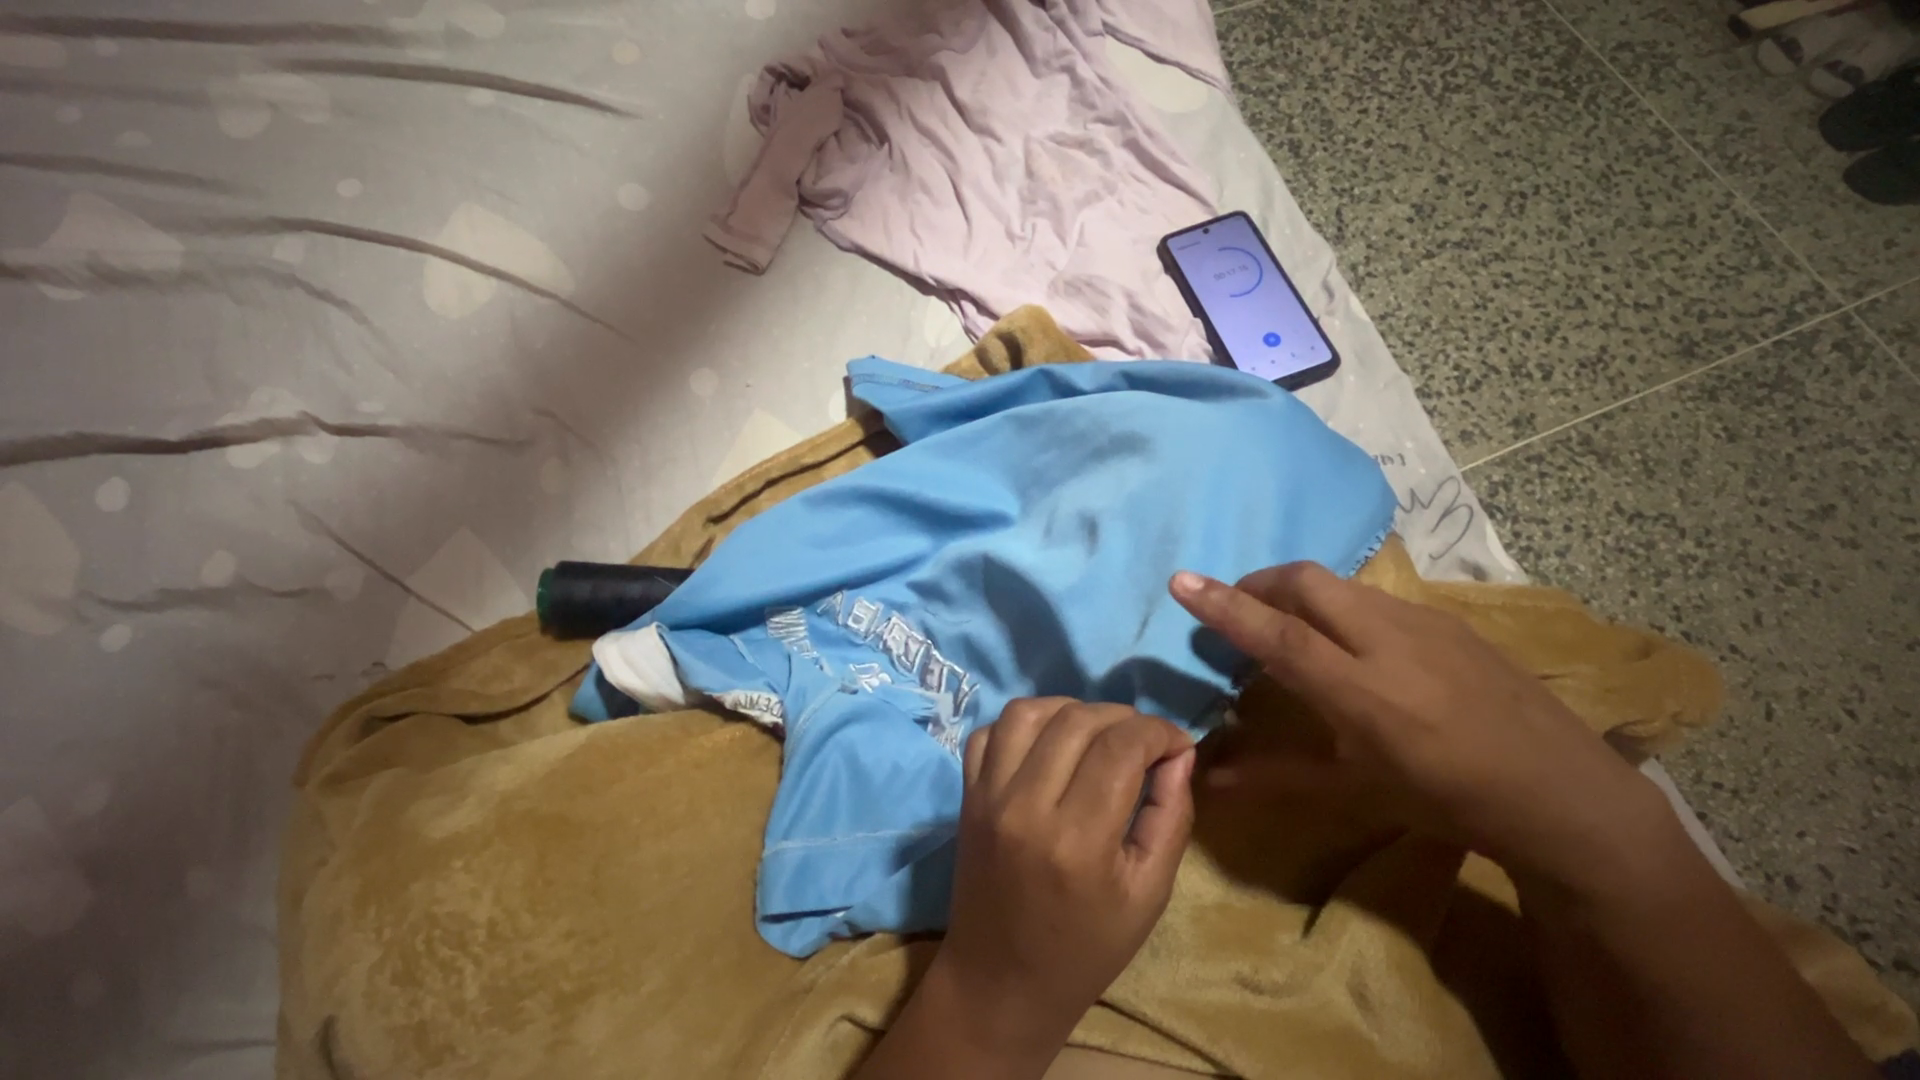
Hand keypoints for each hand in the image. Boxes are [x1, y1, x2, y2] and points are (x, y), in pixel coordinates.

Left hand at [933, 698, 1195, 1059]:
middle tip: (1145, 742)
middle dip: (1124, 718)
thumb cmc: (1086, 948)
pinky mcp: (966, 796)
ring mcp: (987, 797)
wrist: (1000, 982)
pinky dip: (1022, 724)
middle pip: (1077, 721)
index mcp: (1078, 841)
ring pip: (1028, 712)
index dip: (1159, 732)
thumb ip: (1170, 817)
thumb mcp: (1148, 894)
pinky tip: (1049, 744)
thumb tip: (1180, 754)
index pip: (1121, 747)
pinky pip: (988, 733)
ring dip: (1071, 709)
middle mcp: (1026, 807)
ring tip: (1099, 732)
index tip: (1178, 745)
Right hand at [1168, 564, 1675, 894]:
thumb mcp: (1356, 791)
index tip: (1181, 579)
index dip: (1224, 606)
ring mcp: (1426, 624)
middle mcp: (1390, 642)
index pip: (1278, 634)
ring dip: (1299, 592)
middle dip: (1257, 582)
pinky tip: (1351, 641)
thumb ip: (1276, 774)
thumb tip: (1208, 776)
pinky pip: (1376, 597)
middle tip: (1234, 606)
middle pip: (1307, 582)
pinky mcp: (1452, 621)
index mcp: (1362, 692)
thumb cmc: (1449, 801)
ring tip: (1288, 625)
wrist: (1564, 795)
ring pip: (1342, 585)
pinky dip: (1340, 605)